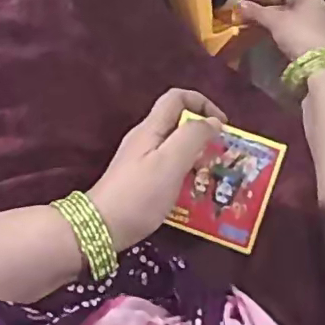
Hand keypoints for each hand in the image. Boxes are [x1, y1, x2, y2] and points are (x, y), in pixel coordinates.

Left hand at [86, 88, 226, 249]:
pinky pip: (167, 165)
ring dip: (195, 154)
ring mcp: (139, 160)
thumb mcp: (171, 162)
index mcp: (150, 128)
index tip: (223, 126)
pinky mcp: (138, 179)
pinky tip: (191, 191)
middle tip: (220, 155)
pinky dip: (184, 171)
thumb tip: (213, 122)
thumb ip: (193, 137)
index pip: (177, 98)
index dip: (202, 104)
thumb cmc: (139, 194)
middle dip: (202, 132)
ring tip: (210, 174)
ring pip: (173, 146)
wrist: (101, 227)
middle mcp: (143, 139)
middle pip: (177, 122)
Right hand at [240, 0, 324, 59]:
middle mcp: (318, 8)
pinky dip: (285, 29)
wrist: (317, 62)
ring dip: (277, 21)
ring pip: (294, 19)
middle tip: (253, 13)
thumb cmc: (297, 33)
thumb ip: (257, 12)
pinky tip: (275, 35)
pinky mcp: (319, 40)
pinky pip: (298, 29)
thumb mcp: (274, 21)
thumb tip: (240, 4)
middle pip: (290, 5)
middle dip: (270, 9)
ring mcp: (320, 25)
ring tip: (260, 24)